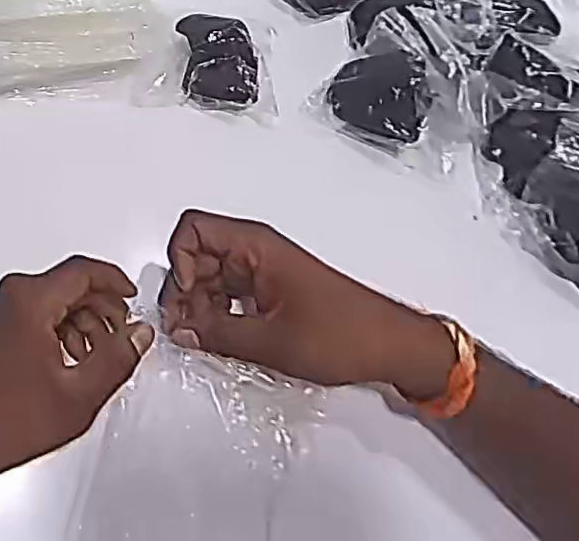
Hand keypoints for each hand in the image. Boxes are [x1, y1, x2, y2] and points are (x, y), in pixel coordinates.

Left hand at [0, 257, 153, 513]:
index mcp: (31, 299)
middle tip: (124, 334)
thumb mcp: (80, 394)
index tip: (133, 295)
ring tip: (100, 357)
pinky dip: (65, 328)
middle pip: (71, 283)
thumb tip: (138, 334)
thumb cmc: (5, 420)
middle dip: (103, 308)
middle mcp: (15, 295)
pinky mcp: (2, 322)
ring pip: (58, 298)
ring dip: (85, 322)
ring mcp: (6, 308)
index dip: (115, 280)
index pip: (82, 270)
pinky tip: (75, 362)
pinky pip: (42, 311)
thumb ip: (117, 358)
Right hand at [161, 211, 454, 400]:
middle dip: (185, 290)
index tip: (188, 296)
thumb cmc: (349, 333)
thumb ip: (218, 334)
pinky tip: (221, 336)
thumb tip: (183, 331)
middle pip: (196, 255)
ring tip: (201, 337)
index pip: (193, 229)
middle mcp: (254, 248)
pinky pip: (228, 290)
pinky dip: (217, 311)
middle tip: (183, 325)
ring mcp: (261, 267)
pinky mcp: (268, 287)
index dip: (180, 261)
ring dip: (200, 304)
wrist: (397, 349)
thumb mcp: (273, 341)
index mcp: (254, 244)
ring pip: (209, 275)